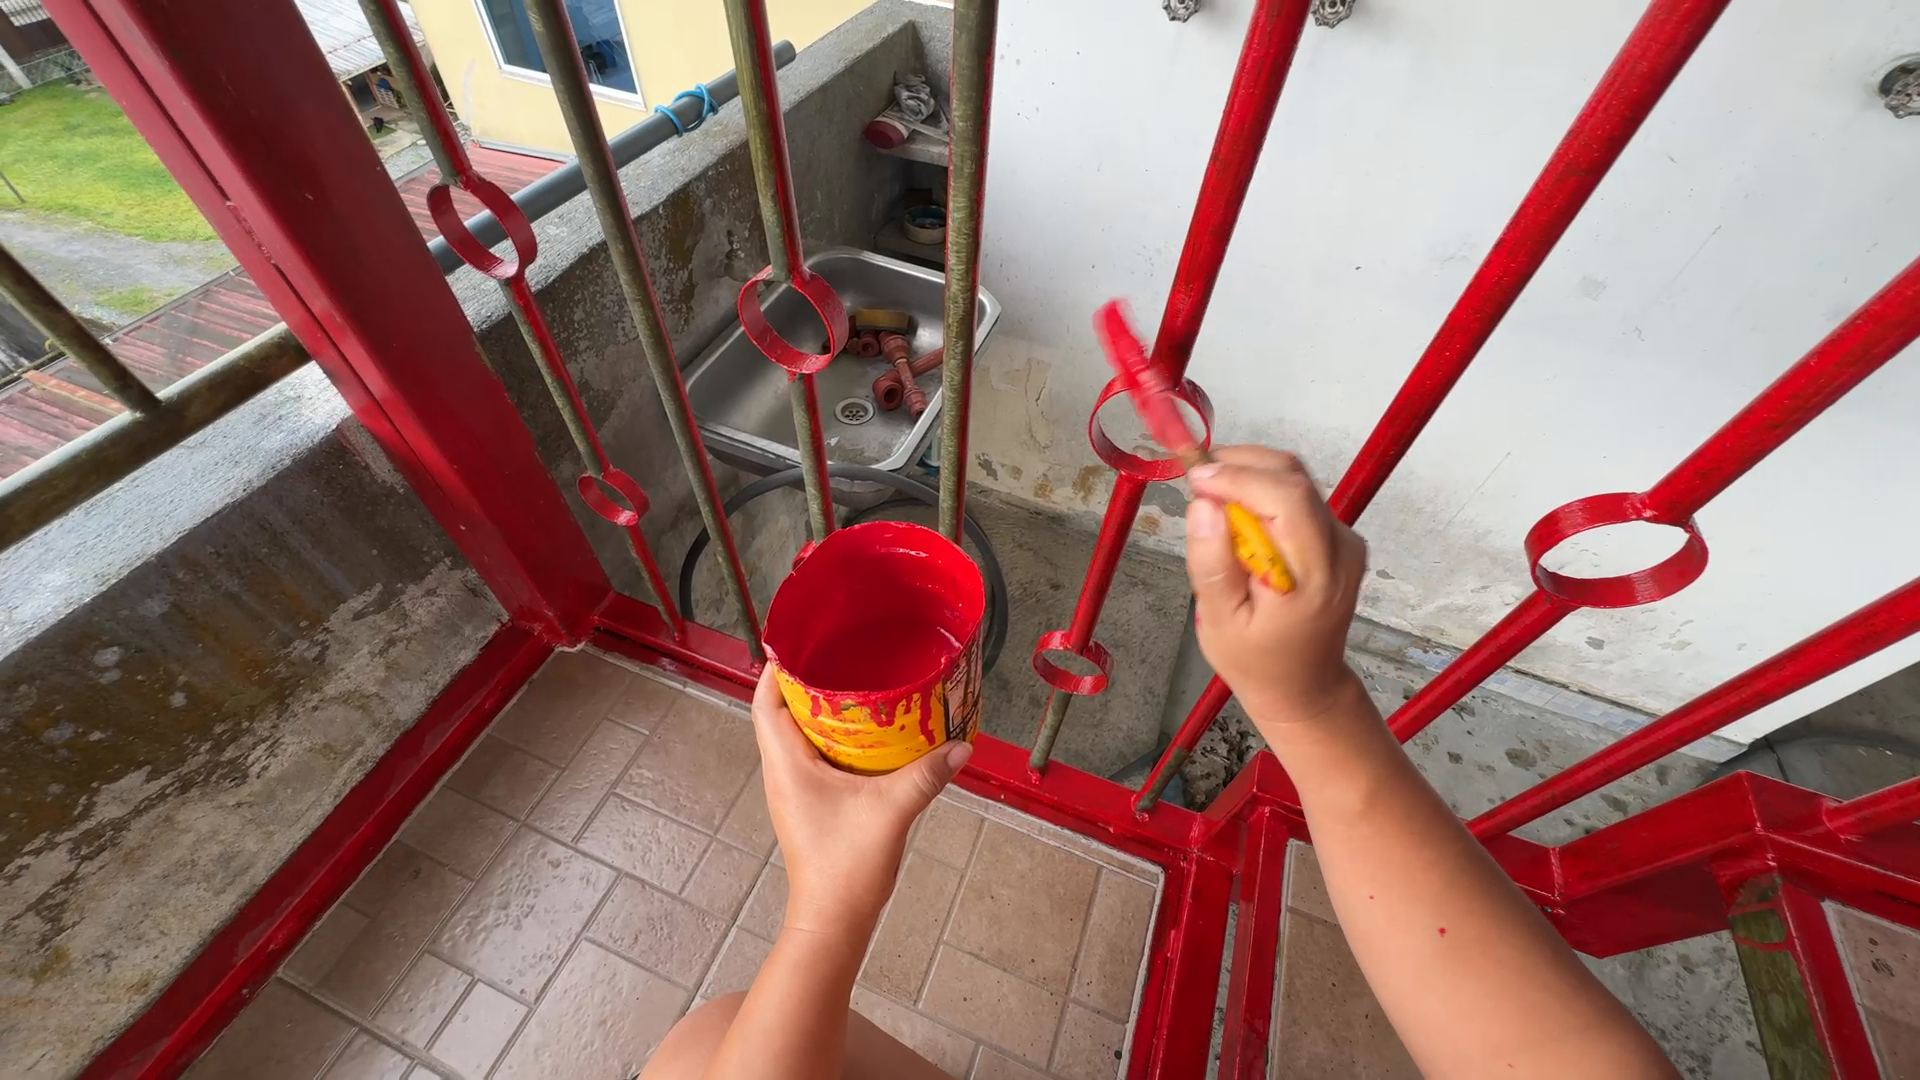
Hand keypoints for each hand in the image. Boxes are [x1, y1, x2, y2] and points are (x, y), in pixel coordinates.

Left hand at [748, 666, 972, 936]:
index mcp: (787, 766)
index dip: (776, 670)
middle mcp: (783, 773)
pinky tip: (866, 731)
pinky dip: (832, 734)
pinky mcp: (810, 802)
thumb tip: (962, 746)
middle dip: (804, 681)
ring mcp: (795, 789)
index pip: (765, 704)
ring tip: (854, 682)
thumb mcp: (891, 812)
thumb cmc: (846, 868)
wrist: (833, 922)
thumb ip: (926, 776)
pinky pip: (813, 753)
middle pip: (779, 713)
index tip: (802, 642)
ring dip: (818, 707)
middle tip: (839, 653)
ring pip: (796, 733)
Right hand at [1185, 446, 1368, 726]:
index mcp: (1314, 574)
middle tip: (1195, 478)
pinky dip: (1261, 488)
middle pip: (1294, 478)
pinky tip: (1232, 508)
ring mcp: (1344, 539)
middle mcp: (1340, 548)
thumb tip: (1203, 506)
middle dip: (1240, 464)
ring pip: (1296, 479)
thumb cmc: (1255, 660)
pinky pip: (1297, 495)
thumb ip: (1212, 563)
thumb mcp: (1219, 621)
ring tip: (1208, 490)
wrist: (1304, 685)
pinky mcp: (1337, 536)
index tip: (1194, 478)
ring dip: (1249, 472)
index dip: (1238, 477)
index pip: (1286, 499)